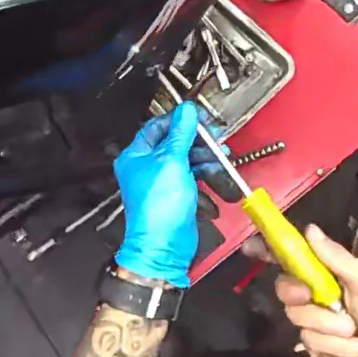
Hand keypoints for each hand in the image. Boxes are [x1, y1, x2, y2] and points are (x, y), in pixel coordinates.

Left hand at [112, 103, 222, 287]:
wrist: (164, 245)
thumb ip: (181, 134)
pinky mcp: (177, 194)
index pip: (157, 127)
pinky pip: (193, 176)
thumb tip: (186, 111)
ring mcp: (162, 181)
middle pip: (174, 142)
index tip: (198, 117)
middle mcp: (147, 167)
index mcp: (136, 156)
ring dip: (205, 156)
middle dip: (197, 139)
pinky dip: (205, 173)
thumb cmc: (159, 208)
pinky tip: (217, 171)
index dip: (179, 120)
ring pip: (186, 159)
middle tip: (214, 136)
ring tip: (221, 155)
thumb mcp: (172, 161)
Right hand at [273, 226, 357, 356]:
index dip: (273, 251)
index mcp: (333, 275)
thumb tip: (310, 230)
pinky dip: (336, 346)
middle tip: (315, 297)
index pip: (297, 259)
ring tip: (355, 333)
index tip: (253, 248)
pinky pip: (309, 341)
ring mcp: (316, 324)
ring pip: (298, 316)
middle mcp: (320, 296)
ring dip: (330, 326)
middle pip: (286, 287)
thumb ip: (337, 258)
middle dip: (300, 293)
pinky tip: (353, 350)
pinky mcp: (315, 350)